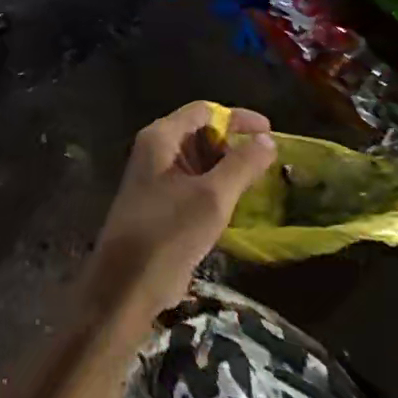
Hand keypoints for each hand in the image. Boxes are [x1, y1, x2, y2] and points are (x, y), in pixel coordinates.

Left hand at [85, 103, 277, 319]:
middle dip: (235, 143)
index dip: (238, 118)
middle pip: (201, 132)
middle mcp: (157, 151)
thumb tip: (267, 139)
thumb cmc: (168, 232)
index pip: (204, 111)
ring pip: (200, 160)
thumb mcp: (212, 197)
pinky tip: (239, 202)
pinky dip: (217, 186)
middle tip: (269, 160)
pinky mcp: (162, 204)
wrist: (127, 286)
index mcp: (162, 137)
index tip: (270, 131)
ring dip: (228, 167)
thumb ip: (242, 164)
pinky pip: (195, 183)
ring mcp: (157, 178)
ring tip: (261, 180)